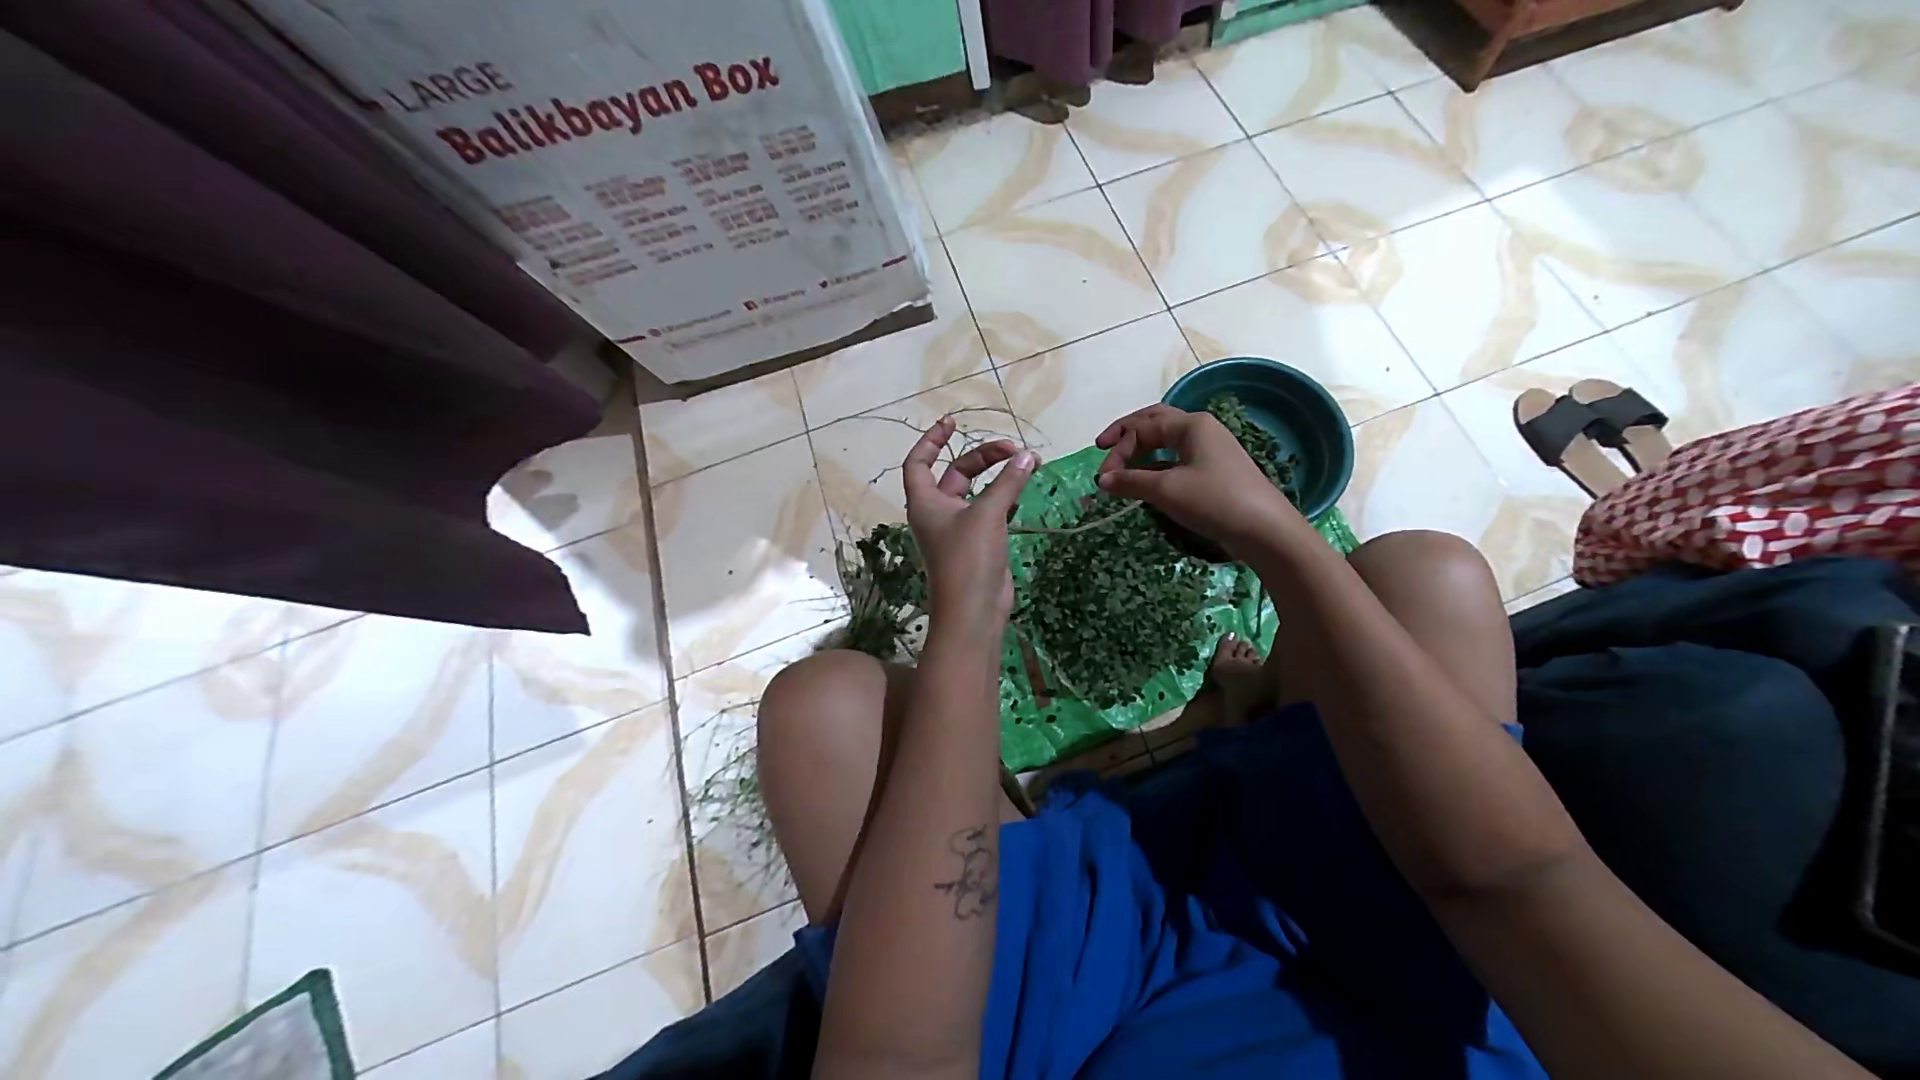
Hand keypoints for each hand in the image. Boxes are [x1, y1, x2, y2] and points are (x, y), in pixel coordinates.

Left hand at [902, 417, 1036, 641]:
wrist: (974, 610)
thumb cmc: (968, 559)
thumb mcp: (987, 514)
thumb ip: (1007, 482)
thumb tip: (1027, 456)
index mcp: (925, 502)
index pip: (919, 462)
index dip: (932, 440)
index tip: (952, 422)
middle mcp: (938, 512)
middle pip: (956, 472)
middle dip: (982, 457)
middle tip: (1013, 450)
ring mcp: (958, 529)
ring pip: (976, 492)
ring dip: (997, 477)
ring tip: (1025, 464)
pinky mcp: (978, 544)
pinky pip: (990, 511)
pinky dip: (1005, 498)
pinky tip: (1022, 492)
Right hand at [1095, 404, 1300, 558]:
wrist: (1264, 530)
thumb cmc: (1214, 501)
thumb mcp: (1166, 490)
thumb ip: (1130, 481)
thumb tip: (1102, 480)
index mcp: (1191, 425)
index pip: (1142, 427)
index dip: (1118, 449)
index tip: (1103, 477)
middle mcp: (1200, 430)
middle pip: (1154, 423)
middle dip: (1127, 435)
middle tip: (1103, 447)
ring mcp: (1209, 450)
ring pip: (1165, 442)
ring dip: (1140, 452)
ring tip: (1120, 466)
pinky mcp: (1213, 471)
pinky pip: (1176, 460)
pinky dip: (1154, 467)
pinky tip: (1144, 481)